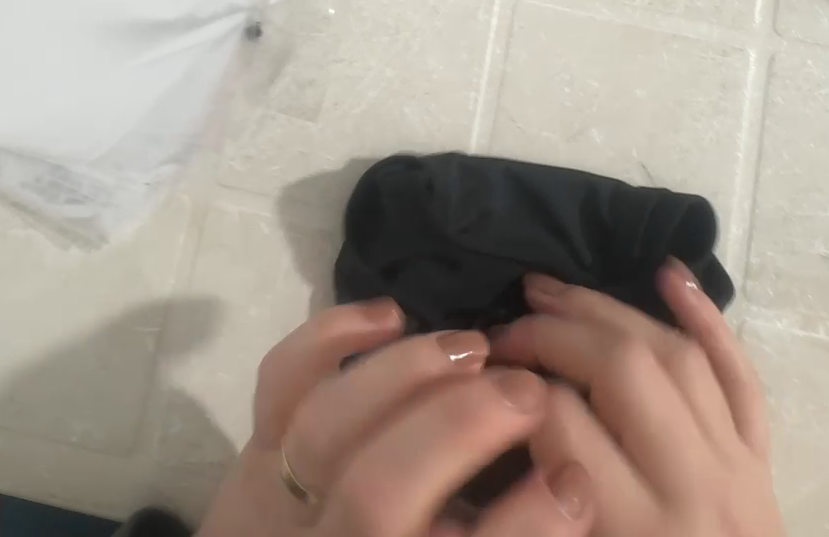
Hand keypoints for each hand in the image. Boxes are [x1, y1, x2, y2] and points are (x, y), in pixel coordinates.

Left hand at [197, 299, 594, 536]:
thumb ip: (488, 530)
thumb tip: (563, 486)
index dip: (523, 525)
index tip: (575, 480)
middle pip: (379, 492)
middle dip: (458, 428)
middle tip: (529, 390)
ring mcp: (272, 494)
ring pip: (327, 426)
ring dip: (405, 374)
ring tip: (472, 346)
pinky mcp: (253, 450)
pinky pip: (280, 383)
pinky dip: (329, 336)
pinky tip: (390, 314)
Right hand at [491, 262, 784, 536]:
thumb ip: (530, 500)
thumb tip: (490, 412)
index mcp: (638, 529)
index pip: (561, 419)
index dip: (511, 383)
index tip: (480, 372)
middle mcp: (696, 489)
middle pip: (622, 368)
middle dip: (554, 330)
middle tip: (507, 326)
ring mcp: (740, 470)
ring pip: (676, 355)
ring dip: (608, 308)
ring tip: (551, 291)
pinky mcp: (764, 463)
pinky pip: (740, 376)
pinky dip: (708, 318)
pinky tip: (671, 274)